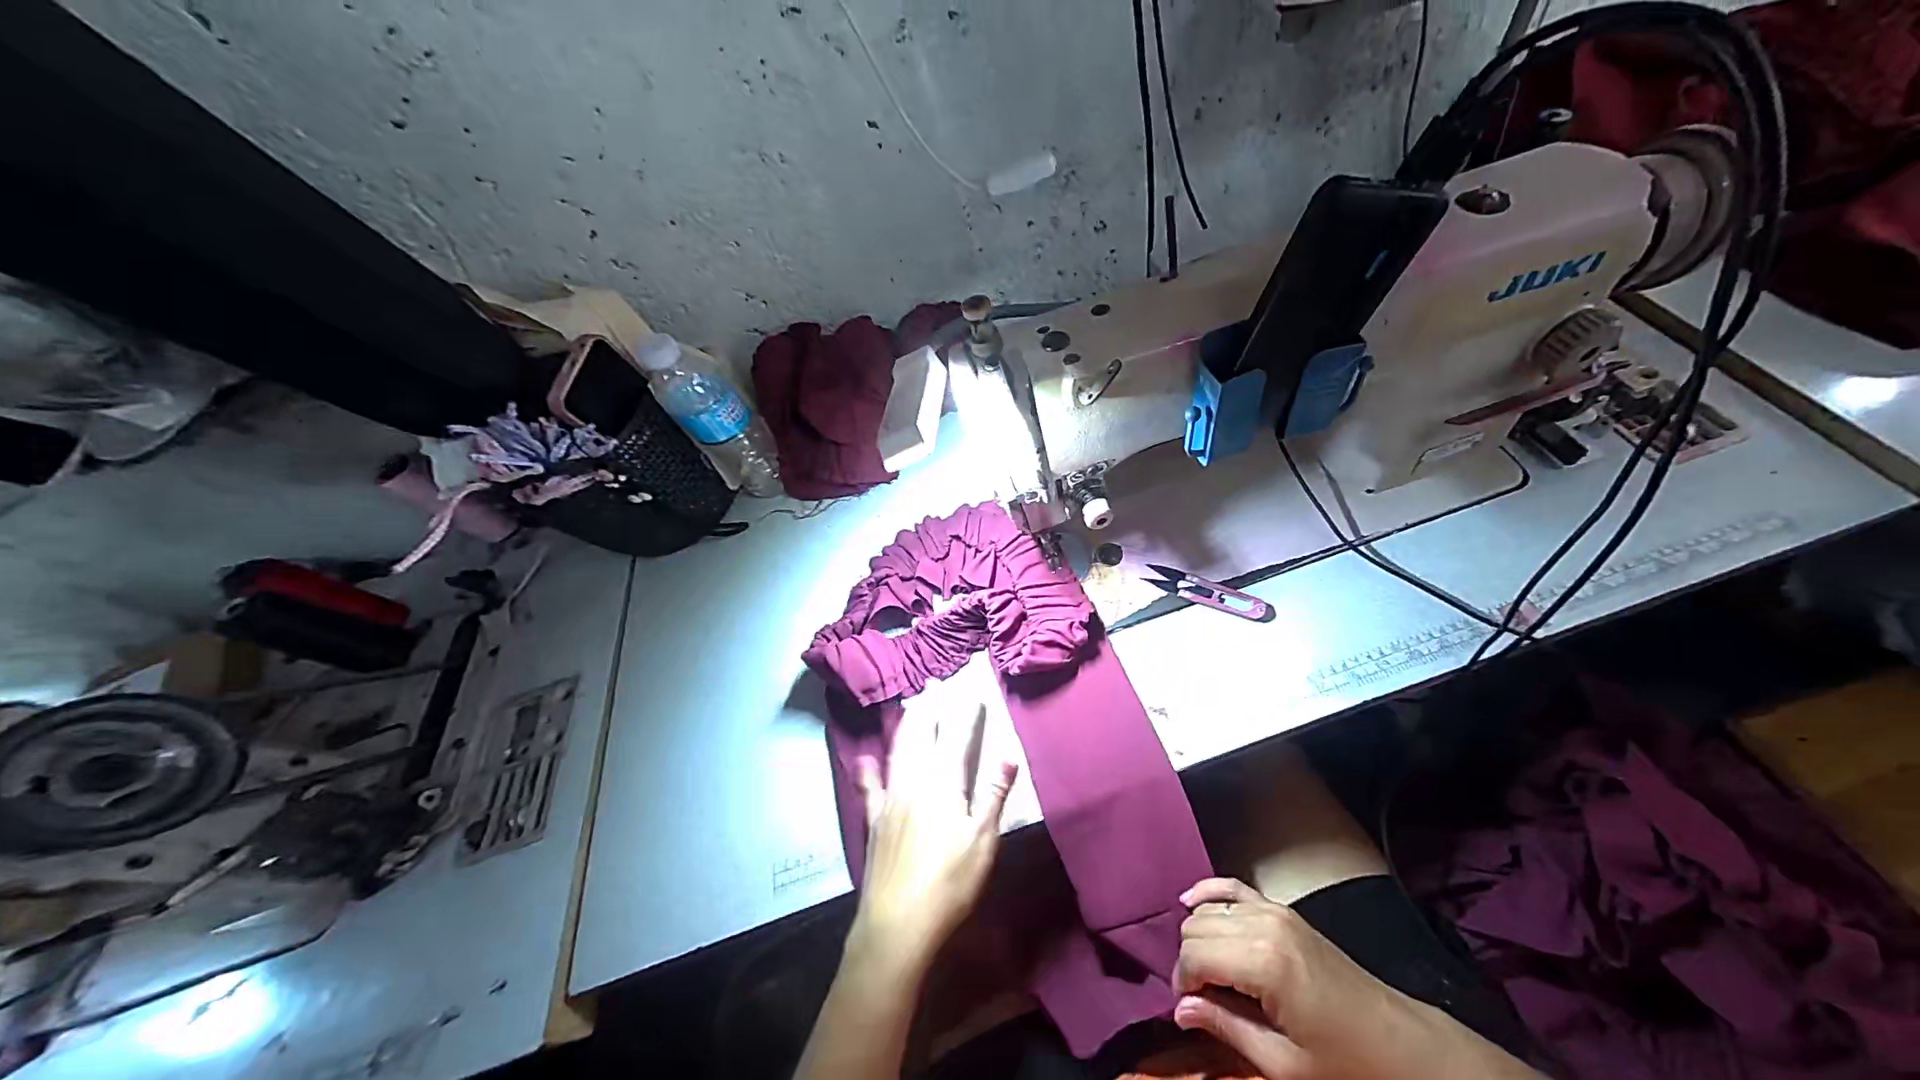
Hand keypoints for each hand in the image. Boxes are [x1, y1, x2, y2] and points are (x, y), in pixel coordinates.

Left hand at [849, 703, 1017, 972]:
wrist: (898, 922)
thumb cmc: (950, 883)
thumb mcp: (983, 841)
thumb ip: (993, 795)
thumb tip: (1009, 756)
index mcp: (944, 785)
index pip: (958, 740)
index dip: (966, 716)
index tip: (973, 694)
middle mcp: (914, 783)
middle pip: (922, 736)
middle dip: (930, 708)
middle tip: (933, 684)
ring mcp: (890, 799)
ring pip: (897, 751)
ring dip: (904, 725)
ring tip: (908, 704)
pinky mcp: (875, 820)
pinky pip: (870, 786)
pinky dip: (868, 769)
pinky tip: (865, 758)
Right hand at [1173, 878, 1540, 1079]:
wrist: (1402, 1044)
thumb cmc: (1346, 1062)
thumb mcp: (1284, 1063)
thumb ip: (1226, 1028)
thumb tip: (1179, 1009)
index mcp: (1264, 962)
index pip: (1194, 957)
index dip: (1183, 984)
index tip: (1190, 1011)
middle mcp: (1264, 924)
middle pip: (1196, 928)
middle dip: (1189, 962)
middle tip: (1201, 999)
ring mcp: (1274, 911)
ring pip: (1207, 909)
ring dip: (1198, 937)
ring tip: (1209, 975)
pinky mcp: (1282, 910)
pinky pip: (1232, 887)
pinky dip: (1208, 893)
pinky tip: (1190, 902)